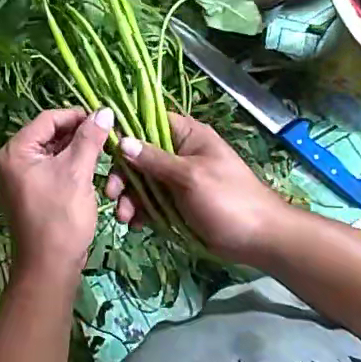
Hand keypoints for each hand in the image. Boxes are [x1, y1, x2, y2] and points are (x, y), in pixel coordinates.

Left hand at [0, 107, 114, 277]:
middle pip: (52, 135)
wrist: (49, 266)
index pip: (48, 119)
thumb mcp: (77, 173)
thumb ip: (90, 139)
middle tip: (109, 137)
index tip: (105, 119)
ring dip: (81, 153)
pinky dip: (74, 168)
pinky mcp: (33, 192)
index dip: (78, 116)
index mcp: (15, 152)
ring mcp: (21, 178)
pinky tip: (95, 172)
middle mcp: (13, 161)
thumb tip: (105, 111)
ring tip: (106, 155)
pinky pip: (55, 170)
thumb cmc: (60, 217)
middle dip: (81, 136)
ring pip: (56, 153)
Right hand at [108, 113, 295, 265]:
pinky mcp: (178, 204)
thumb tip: (122, 141)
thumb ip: (155, 160)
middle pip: (140, 156)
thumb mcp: (190, 177)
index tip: (102, 147)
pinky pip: (152, 203)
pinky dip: (142, 212)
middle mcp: (181, 154)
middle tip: (112, 194)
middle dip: (124, 175)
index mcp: (189, 136)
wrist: (258, 239)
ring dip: (130, 198)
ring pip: (143, 182)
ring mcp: (179, 180)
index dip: (125, 131)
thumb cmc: (228, 200)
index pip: (150, 121)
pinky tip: (136, 225)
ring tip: (125, 218)